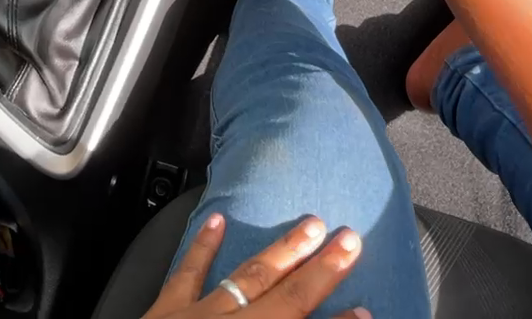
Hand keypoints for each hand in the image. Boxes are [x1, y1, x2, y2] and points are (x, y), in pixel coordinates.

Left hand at [141, 213, 368, 318]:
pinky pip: (187, 274)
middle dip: (321, 270)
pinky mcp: (164, 313)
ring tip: (310, 224)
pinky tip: (218, 221)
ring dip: (282, 250)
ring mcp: (196, 318)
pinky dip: (203, 247)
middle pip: (286, 298)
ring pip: (248, 276)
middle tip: (349, 239)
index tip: (367, 309)